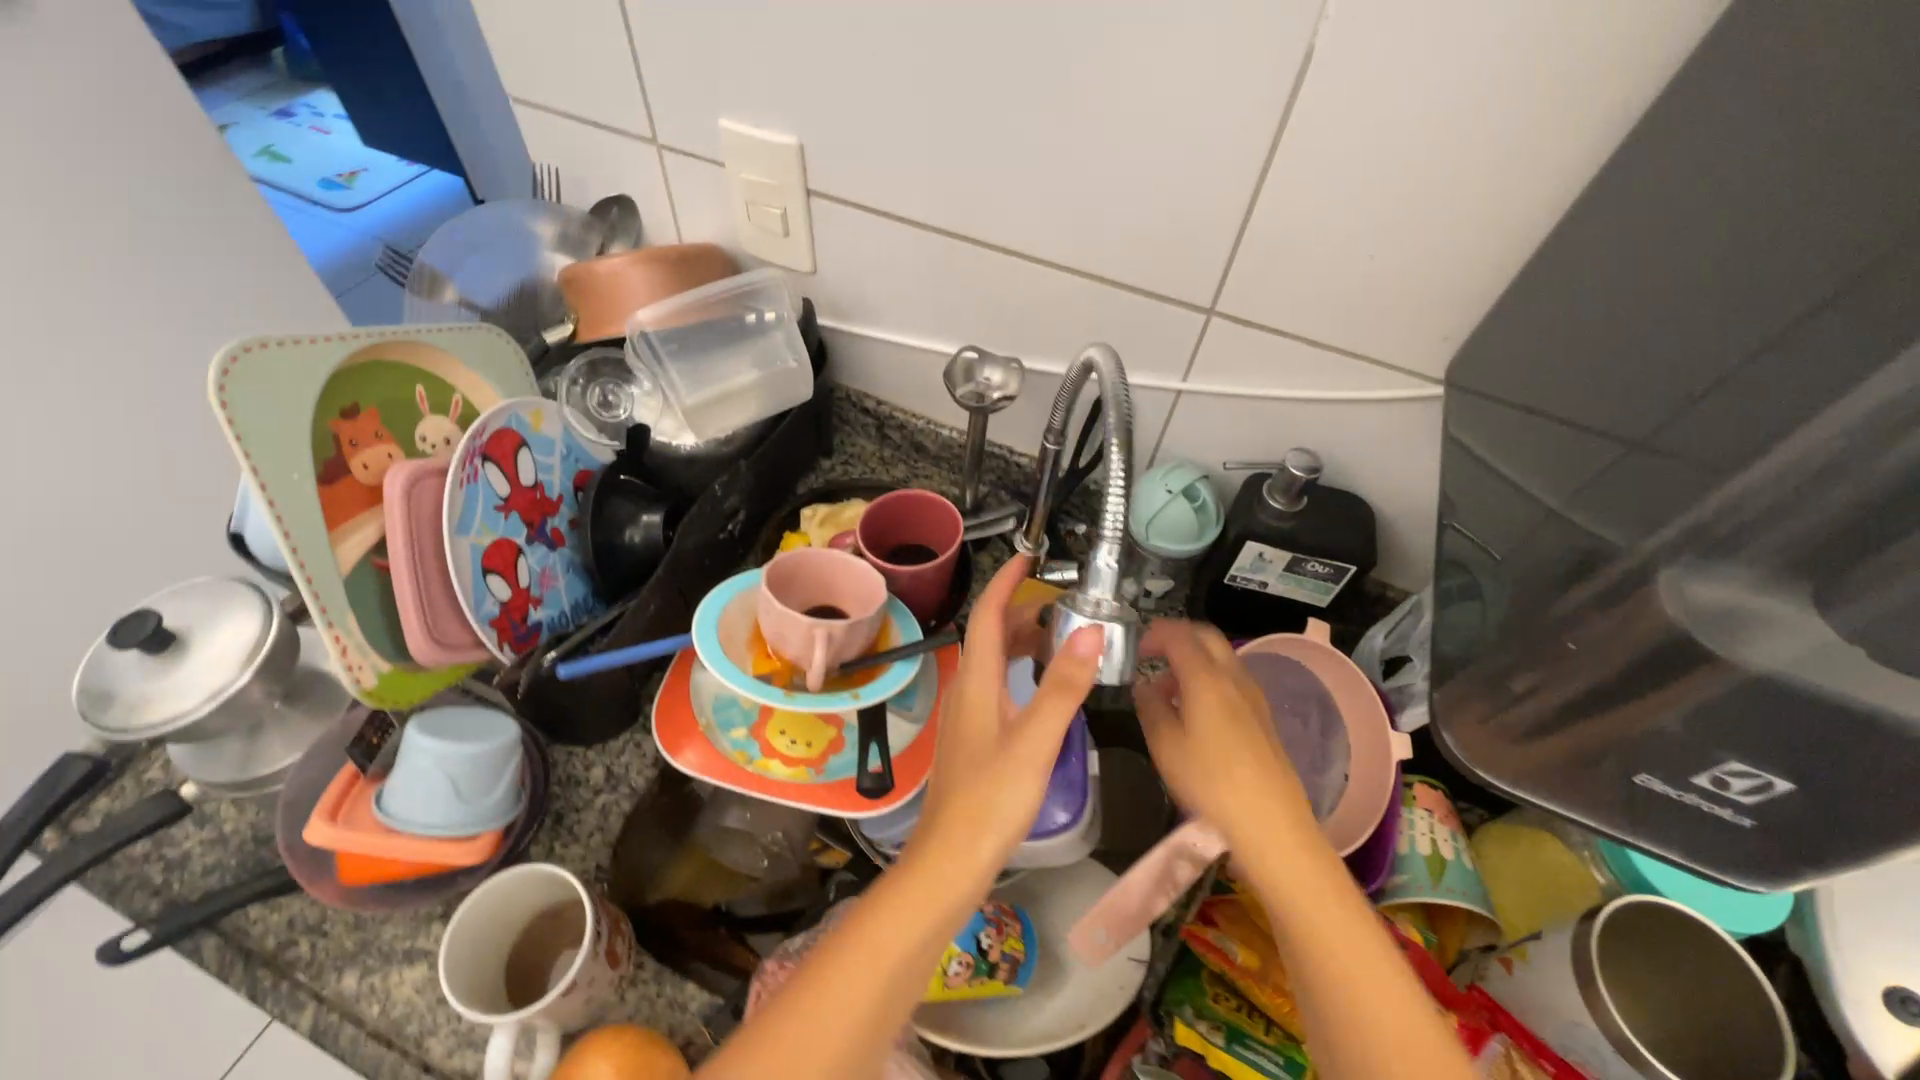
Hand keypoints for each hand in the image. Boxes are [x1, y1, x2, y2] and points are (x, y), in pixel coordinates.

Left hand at [913, 555, 1103, 874]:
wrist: (951, 858)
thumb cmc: (992, 799)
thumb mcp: (1036, 740)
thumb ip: (1063, 686)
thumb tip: (1091, 631)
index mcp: (977, 682)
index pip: (987, 615)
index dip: (1005, 582)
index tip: (1029, 556)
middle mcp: (967, 691)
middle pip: (991, 637)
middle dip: (1025, 612)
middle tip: (1067, 607)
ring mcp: (967, 716)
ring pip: (995, 664)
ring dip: (1024, 644)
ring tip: (1064, 642)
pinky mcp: (974, 739)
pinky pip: (998, 688)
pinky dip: (1021, 674)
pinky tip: (1043, 692)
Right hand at [1134, 620, 1313, 845]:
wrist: (1271, 822)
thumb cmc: (1210, 782)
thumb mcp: (1165, 745)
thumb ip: (1150, 707)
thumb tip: (1144, 685)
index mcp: (1207, 677)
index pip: (1180, 634)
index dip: (1154, 634)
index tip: (1135, 648)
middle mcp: (1234, 677)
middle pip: (1206, 637)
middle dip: (1177, 638)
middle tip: (1151, 655)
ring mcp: (1254, 696)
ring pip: (1221, 659)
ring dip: (1193, 661)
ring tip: (1167, 690)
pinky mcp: (1263, 717)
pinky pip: (1231, 681)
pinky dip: (1208, 680)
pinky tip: (1194, 712)